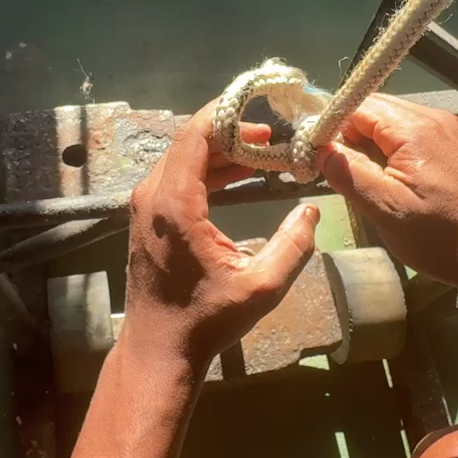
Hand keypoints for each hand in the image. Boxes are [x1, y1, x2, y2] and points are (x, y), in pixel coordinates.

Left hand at [122, 103, 320, 371]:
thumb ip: (293, 244)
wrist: (159, 347)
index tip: (264, 109)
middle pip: (191, 140)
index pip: (196, 133)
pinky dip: (210, 169)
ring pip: (185, 156)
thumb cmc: (206, 320)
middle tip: (275, 136)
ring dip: (223, 151)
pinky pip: (179, 175)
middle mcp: (153, 194)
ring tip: (266, 153)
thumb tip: (311, 209)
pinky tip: (242, 174)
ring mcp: (146, 204)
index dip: (229, 113)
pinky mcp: (148, 215)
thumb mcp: (261, 286)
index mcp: (174, 203)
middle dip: (233, 131)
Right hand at [315, 94, 457, 288]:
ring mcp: (448, 132)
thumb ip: (348, 172)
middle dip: (349, 137)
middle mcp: (433, 118)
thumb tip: (319, 148)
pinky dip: (390, 155)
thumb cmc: (442, 239)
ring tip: (363, 184)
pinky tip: (390, 184)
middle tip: (337, 174)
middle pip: (374, 111)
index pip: (356, 105)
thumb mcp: (385, 209)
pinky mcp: (455, 148)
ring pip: (390, 125)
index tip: (315, 156)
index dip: (330, 127)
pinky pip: (409, 138)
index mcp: (414, 128)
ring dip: (369, 148)